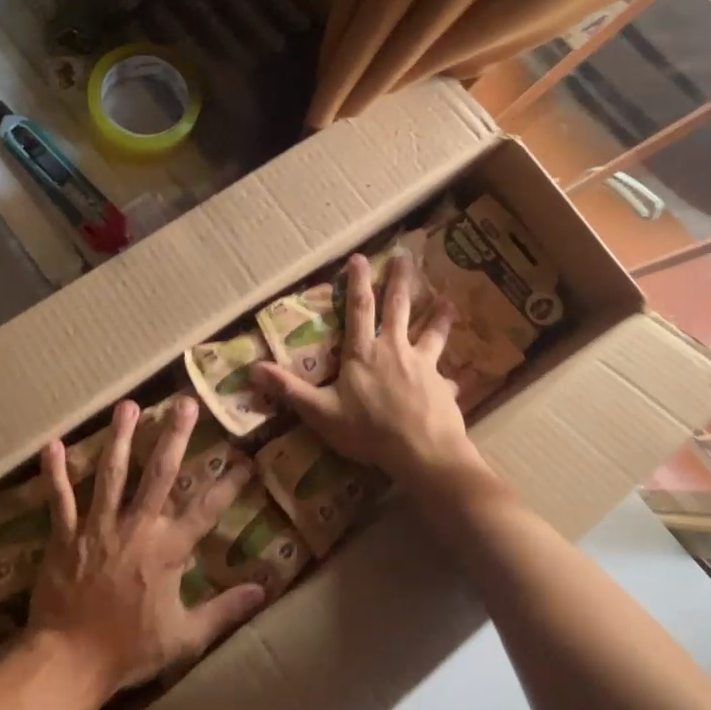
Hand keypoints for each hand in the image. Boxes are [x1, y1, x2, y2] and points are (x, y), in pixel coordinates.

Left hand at [29, 399, 264, 692]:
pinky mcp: (65, 535)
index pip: (207, 507)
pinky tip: (53, 444)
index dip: (229, 482)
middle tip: (185, 403)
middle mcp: (136, 526)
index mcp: (168, 548)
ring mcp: (98, 527)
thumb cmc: (130, 650)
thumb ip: (224, 610)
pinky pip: (60, 498)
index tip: (245, 459)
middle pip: (160, 472)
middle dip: (175, 435)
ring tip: (128, 406)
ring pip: (112, 473)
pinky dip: (55, 472)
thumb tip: (263, 590)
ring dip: (120, 437)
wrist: (69, 661)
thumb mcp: (185, 636)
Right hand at [252, 253, 481, 485]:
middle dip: (400, 281)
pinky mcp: (442, 386)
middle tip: (406, 257)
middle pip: (398, 308)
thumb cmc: (368, 431)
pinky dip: (451, 377)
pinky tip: (457, 380)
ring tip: (448, 301)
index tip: (360, 258)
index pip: (359, 309)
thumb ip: (289, 389)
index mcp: (363, 353)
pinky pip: (447, 378)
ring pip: (431, 333)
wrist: (422, 452)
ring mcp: (422, 366)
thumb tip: (252, 368)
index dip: (358, 283)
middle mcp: (394, 350)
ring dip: (439, 316)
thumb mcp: (321, 412)